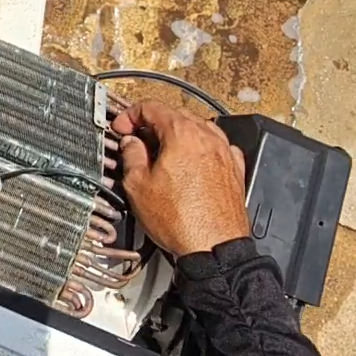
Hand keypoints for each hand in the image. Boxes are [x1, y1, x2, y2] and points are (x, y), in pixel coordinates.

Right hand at [113, 101, 250, 255]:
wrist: (214, 249)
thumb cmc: (181, 220)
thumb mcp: (137, 184)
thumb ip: (131, 154)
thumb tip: (131, 143)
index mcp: (182, 134)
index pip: (151, 107)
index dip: (130, 115)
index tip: (122, 127)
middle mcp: (208, 138)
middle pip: (175, 114)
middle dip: (151, 123)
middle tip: (135, 138)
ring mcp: (224, 154)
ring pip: (197, 128)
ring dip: (176, 133)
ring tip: (160, 151)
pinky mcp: (234, 171)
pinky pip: (215, 147)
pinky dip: (198, 148)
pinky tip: (188, 163)